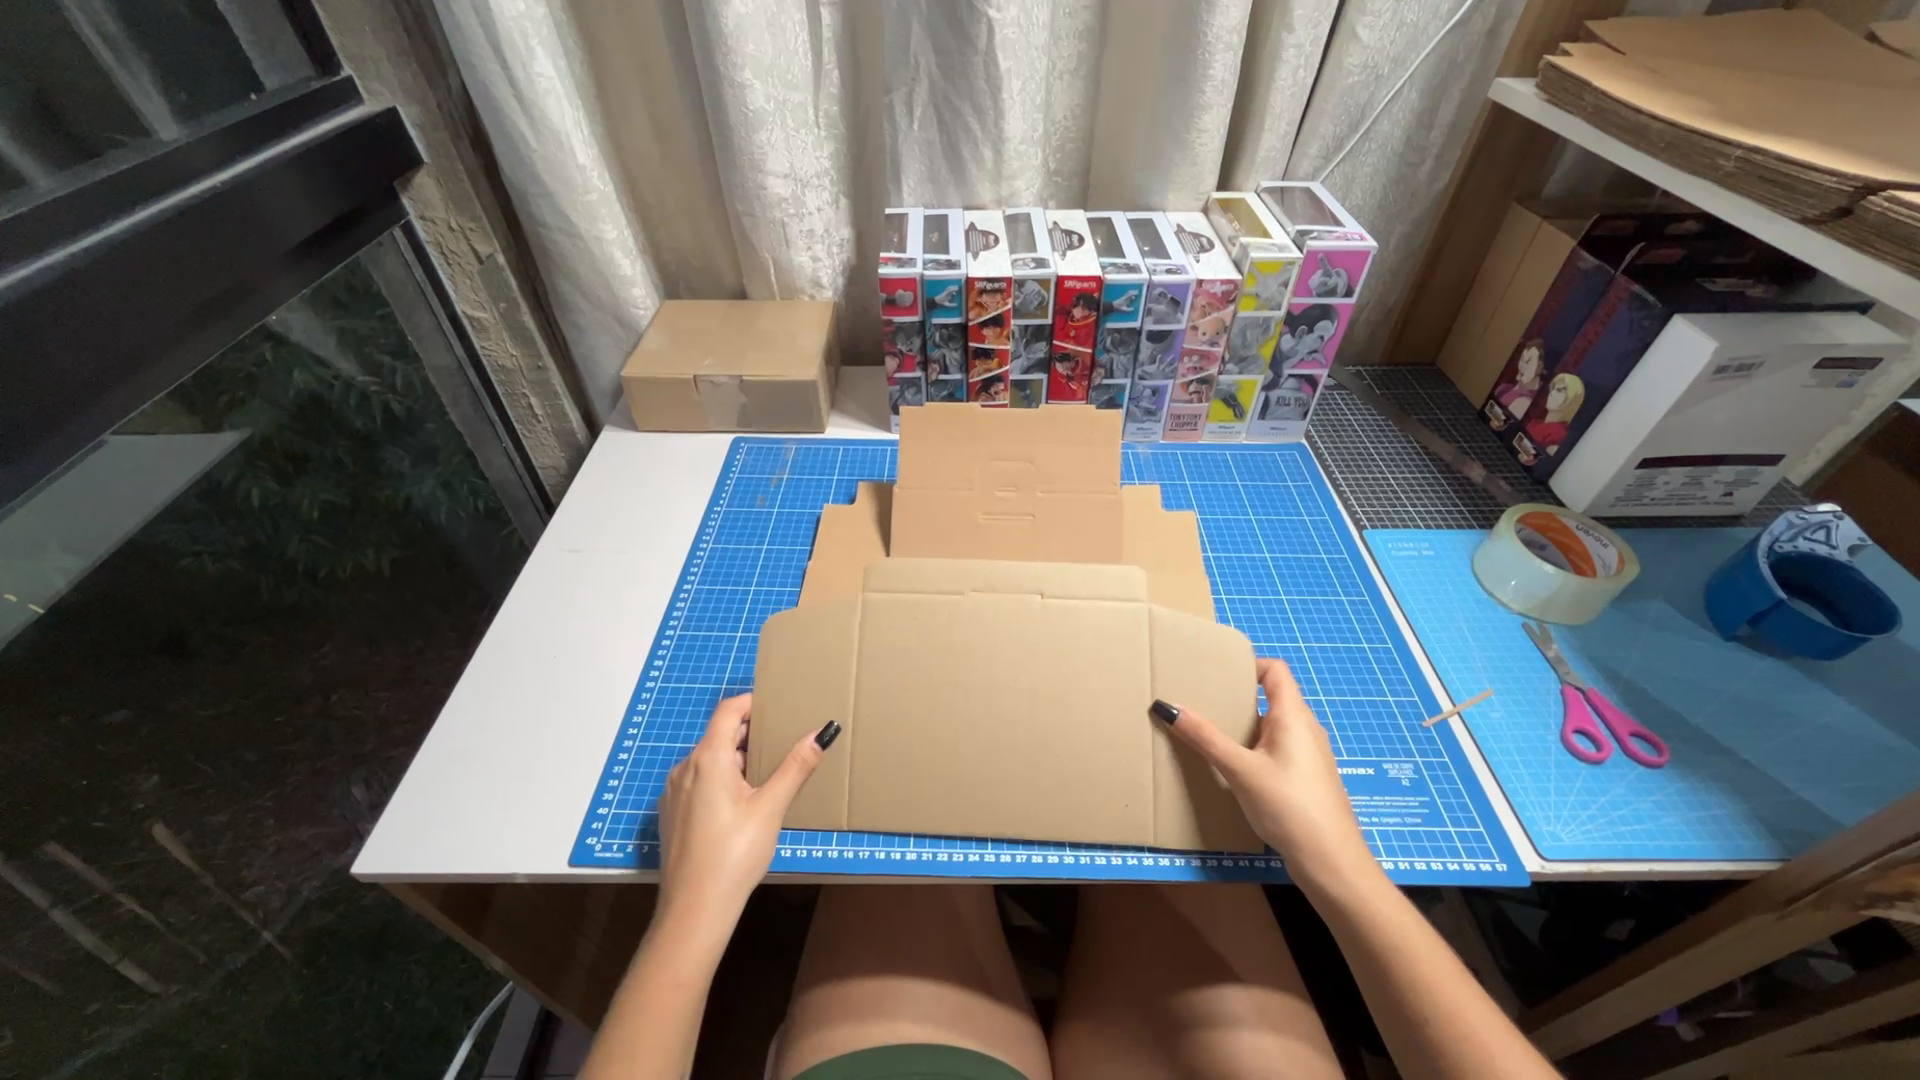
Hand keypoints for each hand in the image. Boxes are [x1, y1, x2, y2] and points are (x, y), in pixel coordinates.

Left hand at [657, 694, 836, 931]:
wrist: (694, 910)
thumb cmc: (735, 853)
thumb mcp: (771, 807)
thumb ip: (795, 767)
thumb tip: (821, 732)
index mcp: (708, 758)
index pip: (728, 710)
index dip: (753, 702)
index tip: (779, 706)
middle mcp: (685, 768)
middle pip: (719, 735)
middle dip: (751, 733)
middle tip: (783, 739)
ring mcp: (674, 792)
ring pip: (709, 760)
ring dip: (738, 758)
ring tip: (769, 772)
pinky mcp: (672, 814)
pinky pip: (699, 782)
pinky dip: (722, 779)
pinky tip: (743, 802)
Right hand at [1157, 658, 1377, 892]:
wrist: (1332, 862)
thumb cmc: (1288, 806)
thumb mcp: (1240, 770)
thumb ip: (1205, 738)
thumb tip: (1167, 705)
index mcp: (1293, 716)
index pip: (1275, 670)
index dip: (1248, 664)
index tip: (1215, 672)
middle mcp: (1306, 729)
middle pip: (1271, 697)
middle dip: (1237, 697)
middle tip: (1202, 701)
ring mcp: (1309, 756)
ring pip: (1273, 726)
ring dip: (1244, 725)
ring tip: (1210, 732)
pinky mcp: (1307, 779)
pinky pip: (1277, 749)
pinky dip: (1254, 747)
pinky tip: (1233, 767)